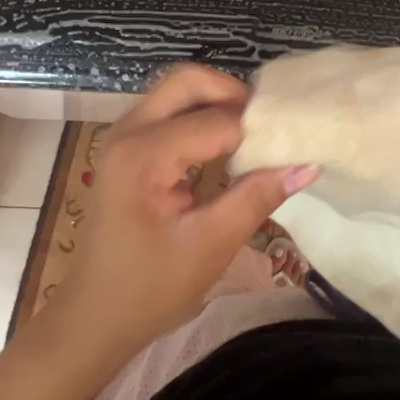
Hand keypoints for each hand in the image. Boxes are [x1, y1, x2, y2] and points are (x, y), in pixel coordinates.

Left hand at [52, 63, 320, 352]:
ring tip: (252, 138)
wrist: (92, 318)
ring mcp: (122, 135)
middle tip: (268, 128)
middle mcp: (128, 131)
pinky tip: (224, 149)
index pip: (216, 122)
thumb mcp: (210, 247)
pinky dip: (199, 116)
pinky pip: (168, 110)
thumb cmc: (148, 290)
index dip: (257, 135)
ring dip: (216, 102)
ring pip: (177, 90)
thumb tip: (307, 164)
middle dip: (233, 95)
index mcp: (143, 154)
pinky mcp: (126, 146)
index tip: (289, 153)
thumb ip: (257, 197)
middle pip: (188, 81)